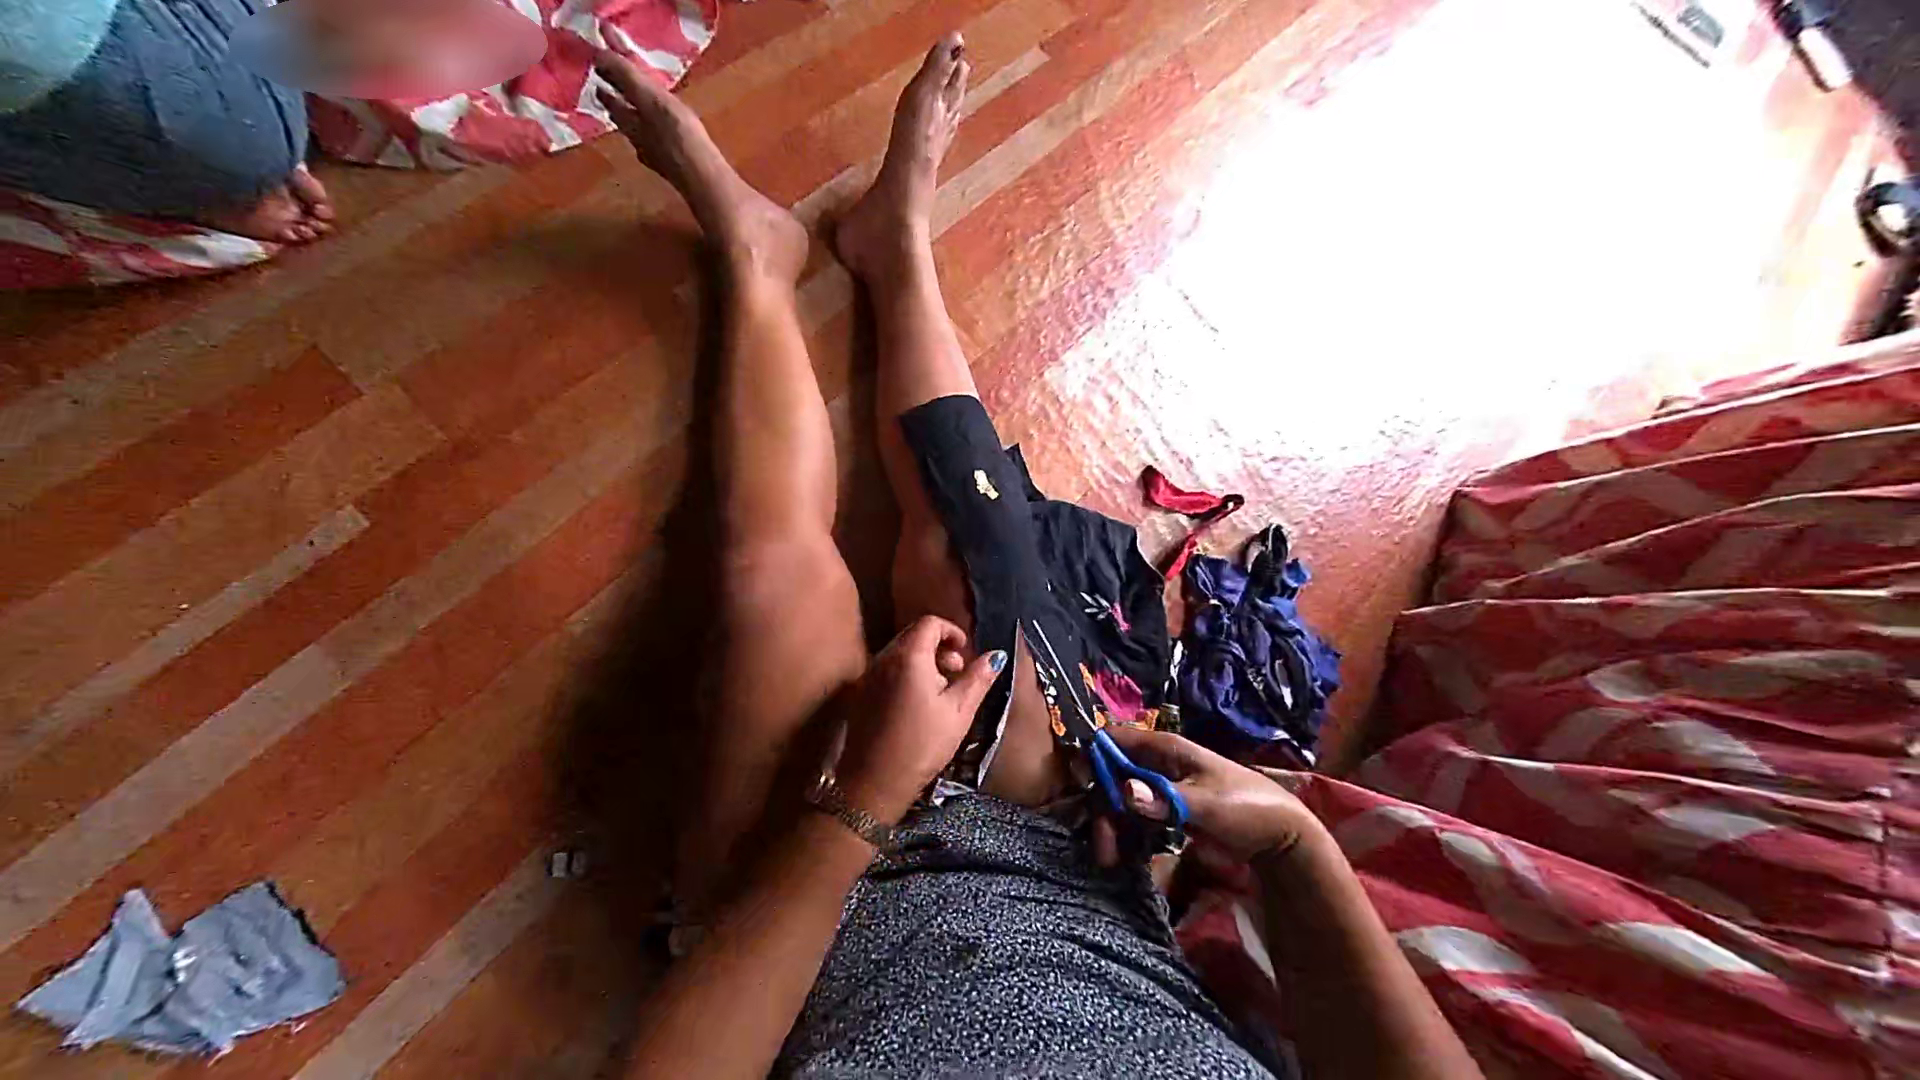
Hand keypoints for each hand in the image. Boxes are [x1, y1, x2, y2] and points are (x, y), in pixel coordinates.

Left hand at [834, 616, 1006, 824]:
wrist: (873, 781)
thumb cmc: (922, 744)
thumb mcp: (959, 711)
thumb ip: (978, 678)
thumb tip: (997, 655)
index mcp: (909, 656)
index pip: (930, 623)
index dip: (952, 631)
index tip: (965, 651)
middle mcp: (884, 658)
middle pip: (913, 635)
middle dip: (939, 647)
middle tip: (957, 672)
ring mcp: (869, 676)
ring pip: (900, 653)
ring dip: (924, 661)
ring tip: (941, 691)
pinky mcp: (861, 693)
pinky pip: (888, 670)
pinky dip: (907, 674)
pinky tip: (919, 704)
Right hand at [1102, 725, 1317, 860]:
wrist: (1282, 838)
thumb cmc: (1246, 809)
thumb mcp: (1206, 804)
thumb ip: (1165, 799)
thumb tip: (1125, 791)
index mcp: (1165, 747)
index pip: (1114, 739)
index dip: (1093, 756)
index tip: (1081, 785)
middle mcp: (1156, 763)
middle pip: (1112, 774)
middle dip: (1101, 804)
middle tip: (1101, 843)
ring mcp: (1160, 787)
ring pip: (1120, 799)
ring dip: (1111, 825)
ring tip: (1110, 858)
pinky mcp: (1166, 810)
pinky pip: (1135, 818)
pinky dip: (1126, 835)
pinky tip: (1124, 857)